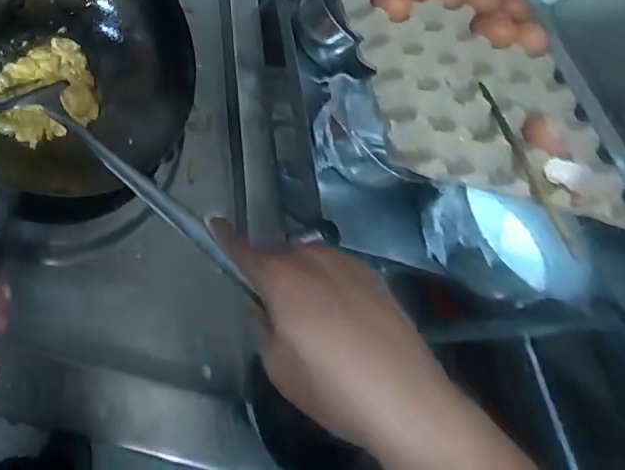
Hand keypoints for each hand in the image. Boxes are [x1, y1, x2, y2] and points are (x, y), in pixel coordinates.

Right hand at [211, 219, 532, 469]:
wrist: (410, 402)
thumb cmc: (333, 387)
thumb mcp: (279, 367)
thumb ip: (263, 327)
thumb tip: (267, 309)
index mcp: (278, 276)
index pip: (242, 248)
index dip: (225, 235)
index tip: (214, 221)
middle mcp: (308, 258)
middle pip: (278, 255)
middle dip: (272, 271)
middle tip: (278, 307)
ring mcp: (344, 263)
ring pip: (310, 261)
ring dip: (304, 277)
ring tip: (318, 319)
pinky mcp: (374, 276)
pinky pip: (338, 271)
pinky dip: (333, 285)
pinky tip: (348, 322)